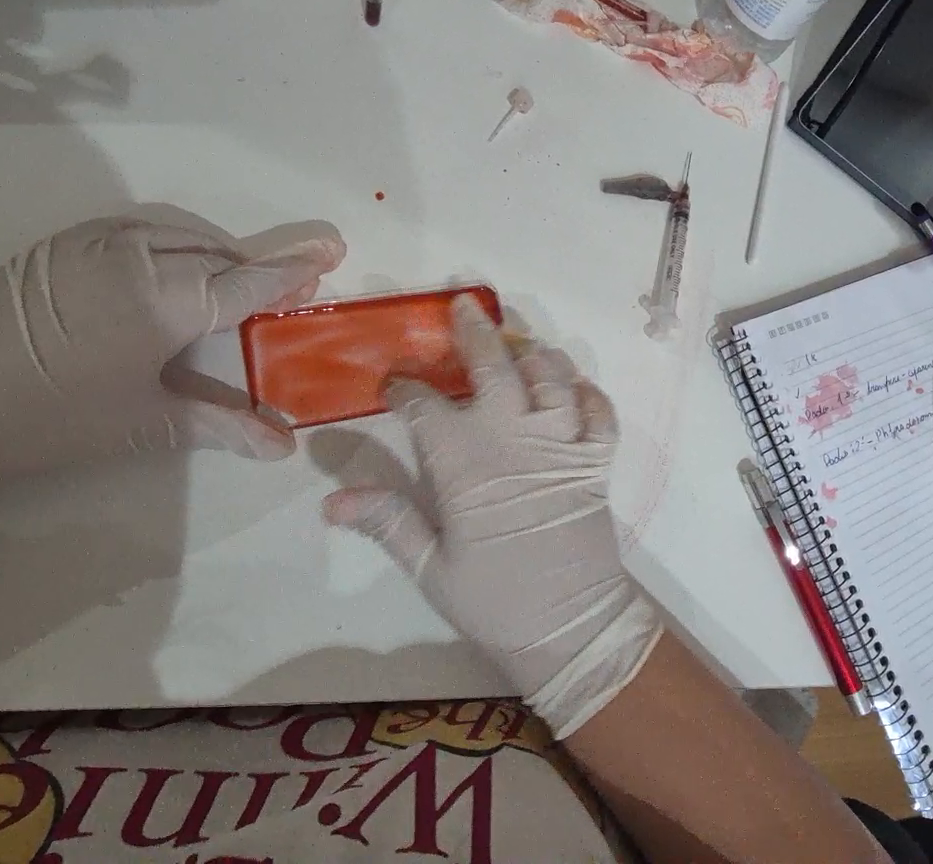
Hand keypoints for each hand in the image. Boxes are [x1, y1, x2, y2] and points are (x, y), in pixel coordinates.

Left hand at [0, 217, 342, 514]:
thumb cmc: (45, 421)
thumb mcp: (143, 424)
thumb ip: (224, 425)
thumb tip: (284, 447)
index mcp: (162, 303)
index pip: (248, 281)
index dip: (293, 270)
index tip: (331, 251)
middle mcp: (136, 259)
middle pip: (221, 254)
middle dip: (260, 268)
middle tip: (294, 283)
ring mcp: (95, 244)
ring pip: (183, 235)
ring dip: (219, 255)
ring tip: (239, 282)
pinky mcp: (63, 244)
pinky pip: (142, 229)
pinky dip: (176, 243)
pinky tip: (178, 267)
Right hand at [325, 295, 662, 736]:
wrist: (569, 625)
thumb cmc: (494, 601)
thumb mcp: (431, 569)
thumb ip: (388, 524)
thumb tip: (331, 499)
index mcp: (466, 466)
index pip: (427, 408)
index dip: (407, 389)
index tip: (394, 383)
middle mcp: (515, 440)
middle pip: (495, 370)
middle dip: (474, 333)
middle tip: (464, 306)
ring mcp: (562, 445)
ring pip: (552, 379)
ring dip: (536, 355)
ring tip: (520, 343)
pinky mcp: (597, 460)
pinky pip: (600, 413)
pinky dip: (590, 394)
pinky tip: (576, 387)